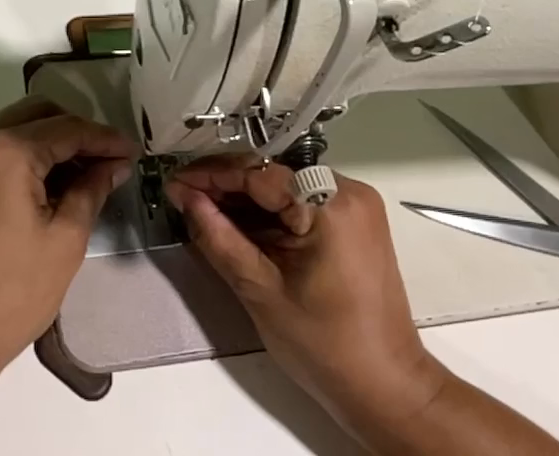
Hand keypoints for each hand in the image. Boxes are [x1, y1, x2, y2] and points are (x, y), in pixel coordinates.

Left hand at [0, 97, 135, 372]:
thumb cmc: (12, 292)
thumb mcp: (65, 239)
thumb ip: (91, 190)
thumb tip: (114, 164)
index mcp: (6, 150)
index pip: (67, 129)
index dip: (104, 139)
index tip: (134, 152)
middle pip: (36, 114)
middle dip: (75, 131)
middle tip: (107, 160)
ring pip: (14, 130)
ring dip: (49, 143)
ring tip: (84, 175)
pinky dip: (24, 158)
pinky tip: (49, 187)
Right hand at [165, 162, 447, 431]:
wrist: (384, 386)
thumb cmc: (323, 344)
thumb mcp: (259, 289)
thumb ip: (218, 236)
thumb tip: (184, 198)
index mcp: (331, 204)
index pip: (258, 173)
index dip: (211, 176)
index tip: (174, 184)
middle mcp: (348, 191)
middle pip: (272, 175)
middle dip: (224, 185)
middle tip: (182, 197)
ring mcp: (354, 205)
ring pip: (283, 187)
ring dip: (243, 198)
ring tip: (199, 209)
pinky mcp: (352, 222)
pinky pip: (300, 202)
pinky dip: (267, 212)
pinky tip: (233, 222)